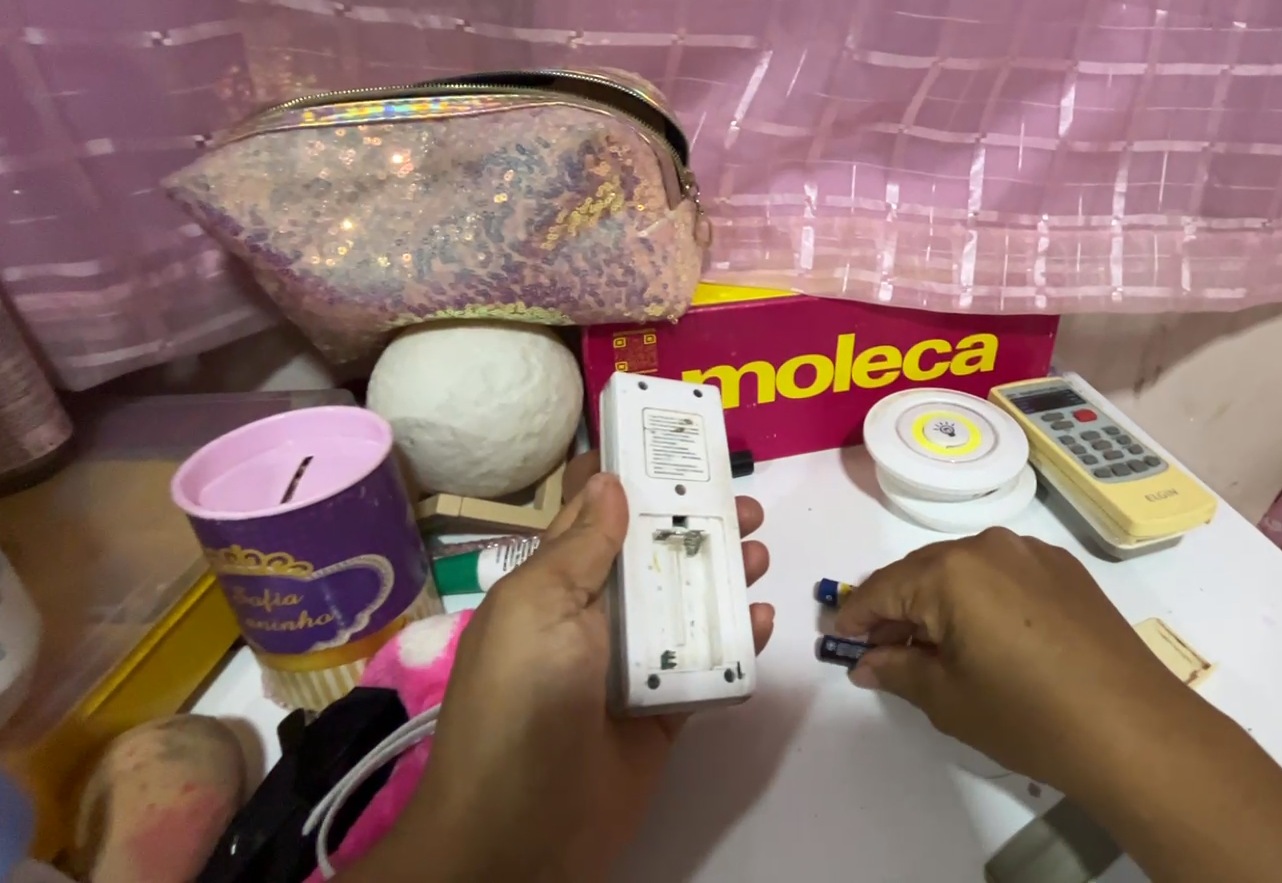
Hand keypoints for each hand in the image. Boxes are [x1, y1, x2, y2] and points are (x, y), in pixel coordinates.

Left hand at [353, 453, 772, 882]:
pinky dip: (739, 638)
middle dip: (700, 523)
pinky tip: (759, 619)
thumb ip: (580, 547)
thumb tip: (612, 481)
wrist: (521, 835)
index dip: (632, 477)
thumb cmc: (522, 701)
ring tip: (760, 552)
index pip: (597, 515)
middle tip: (745, 505)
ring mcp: (635, 661)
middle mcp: (598, 614)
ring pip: (690, 600)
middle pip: (658, 553)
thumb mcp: (537, 609)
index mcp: (559, 584)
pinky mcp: (667, 705)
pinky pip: (710, 661)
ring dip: (727, 572)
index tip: (675, 446)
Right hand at [833, 526, 1182, 798]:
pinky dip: (983, 595)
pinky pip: (1005, 572)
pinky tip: (989, 633)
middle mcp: (989, 545)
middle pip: (924, 570)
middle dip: (899, 607)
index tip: (841, 636)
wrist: (1133, 727)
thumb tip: (867, 661)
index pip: (885, 587)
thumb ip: (898, 670)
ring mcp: (1032, 552)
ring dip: (942, 599)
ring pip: (966, 568)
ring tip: (937, 643)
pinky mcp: (1064, 568)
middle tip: (884, 648)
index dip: (858, 614)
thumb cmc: (1028, 715)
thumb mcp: (949, 699)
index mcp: (951, 571)